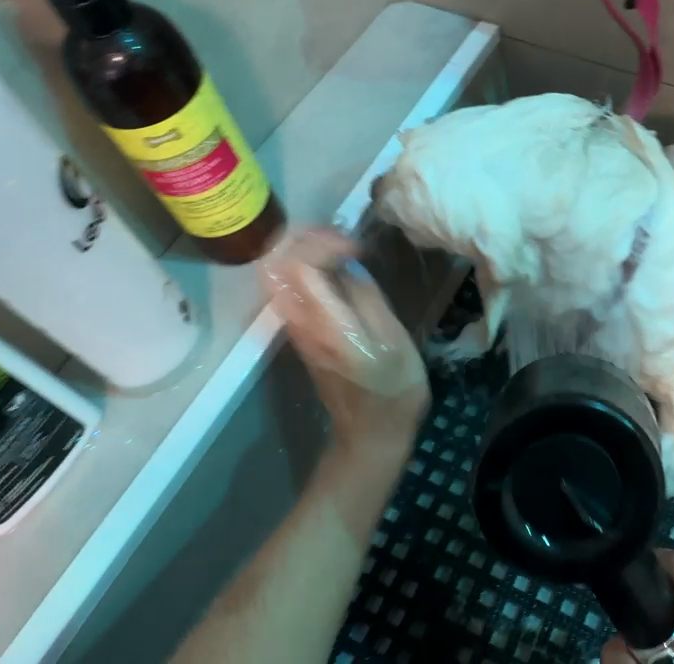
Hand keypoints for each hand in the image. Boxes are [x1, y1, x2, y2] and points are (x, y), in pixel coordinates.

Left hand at [261, 228, 429, 458]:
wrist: (372, 435)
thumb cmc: (393, 389)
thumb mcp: (394, 339)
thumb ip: (368, 297)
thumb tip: (350, 265)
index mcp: (326, 323)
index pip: (300, 265)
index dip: (323, 243)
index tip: (357, 248)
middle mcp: (302, 324)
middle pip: (279, 267)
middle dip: (305, 240)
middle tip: (342, 237)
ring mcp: (298, 331)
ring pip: (281, 277)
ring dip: (306, 253)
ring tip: (342, 248)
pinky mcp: (303, 336)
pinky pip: (292, 290)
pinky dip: (309, 270)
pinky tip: (339, 271)